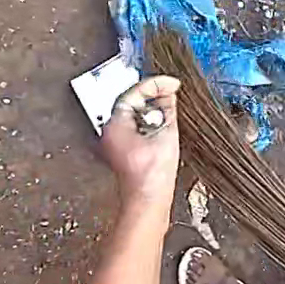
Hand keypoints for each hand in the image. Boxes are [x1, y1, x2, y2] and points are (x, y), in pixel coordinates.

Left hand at [101, 76, 180, 210]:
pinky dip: (151, 120)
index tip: (172, 83)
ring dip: (153, 108)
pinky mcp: (125, 150)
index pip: (134, 92)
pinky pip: (136, 126)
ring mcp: (116, 141)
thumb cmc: (152, 174)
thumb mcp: (166, 133)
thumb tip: (169, 94)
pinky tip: (165, 122)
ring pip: (135, 114)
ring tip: (172, 104)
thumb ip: (168, 109)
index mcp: (116, 124)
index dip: (155, 84)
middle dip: (154, 94)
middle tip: (173, 90)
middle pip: (132, 101)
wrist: (148, 200)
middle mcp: (111, 131)